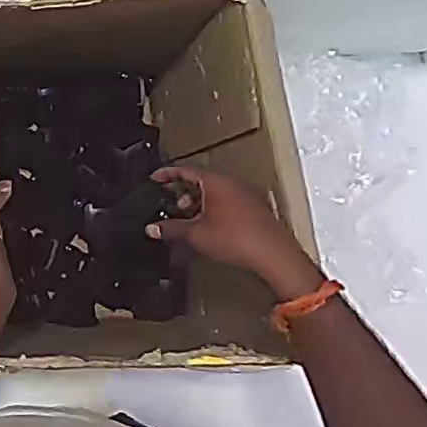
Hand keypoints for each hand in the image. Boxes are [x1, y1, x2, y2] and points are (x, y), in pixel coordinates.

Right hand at [145, 167, 323, 297]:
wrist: (274, 257)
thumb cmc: (235, 239)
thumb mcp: (196, 234)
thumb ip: (171, 228)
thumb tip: (152, 228)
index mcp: (216, 182)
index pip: (186, 170)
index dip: (168, 174)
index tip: (155, 178)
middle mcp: (232, 184)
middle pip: (201, 181)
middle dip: (183, 193)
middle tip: (170, 205)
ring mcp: (247, 197)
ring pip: (215, 193)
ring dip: (198, 204)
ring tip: (187, 220)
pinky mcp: (256, 211)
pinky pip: (228, 203)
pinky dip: (213, 210)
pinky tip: (207, 228)